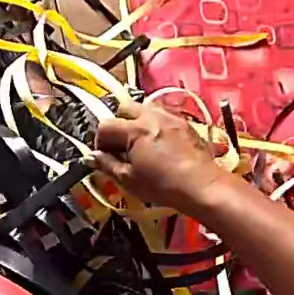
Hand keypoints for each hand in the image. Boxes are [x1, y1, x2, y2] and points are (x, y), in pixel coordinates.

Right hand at [93, 102, 235, 215]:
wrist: (202, 186)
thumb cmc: (162, 185)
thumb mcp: (129, 179)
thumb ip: (107, 164)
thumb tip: (91, 157)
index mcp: (135, 129)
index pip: (105, 126)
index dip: (100, 142)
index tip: (105, 157)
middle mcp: (152, 116)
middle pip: (124, 108)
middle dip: (117, 125)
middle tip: (120, 147)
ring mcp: (171, 117)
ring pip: (145, 109)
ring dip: (136, 122)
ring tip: (139, 145)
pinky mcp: (185, 123)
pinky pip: (163, 116)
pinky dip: (154, 126)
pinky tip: (158, 146)